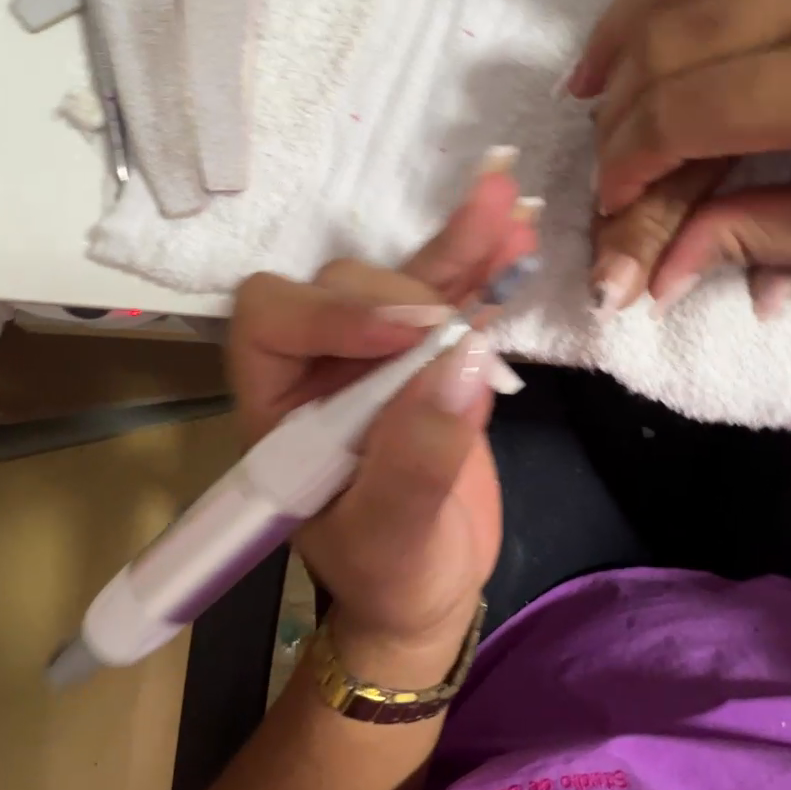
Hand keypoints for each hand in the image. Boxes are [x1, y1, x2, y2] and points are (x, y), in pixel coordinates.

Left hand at [227, 161, 533, 678]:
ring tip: (504, 201)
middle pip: (342, 288)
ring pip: (407, 281)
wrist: (429, 588)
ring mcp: (378, 357)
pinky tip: (517, 232)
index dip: (333, 312)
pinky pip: (455, 301)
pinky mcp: (432, 359)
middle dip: (404, 296)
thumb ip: (416, 462)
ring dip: (456, 246)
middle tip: (460, 332)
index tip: (407, 334)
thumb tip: (464, 366)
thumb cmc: (390, 577)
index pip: (273, 321)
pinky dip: (484, 269)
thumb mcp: (391, 539)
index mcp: (279, 406)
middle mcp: (320, 367)